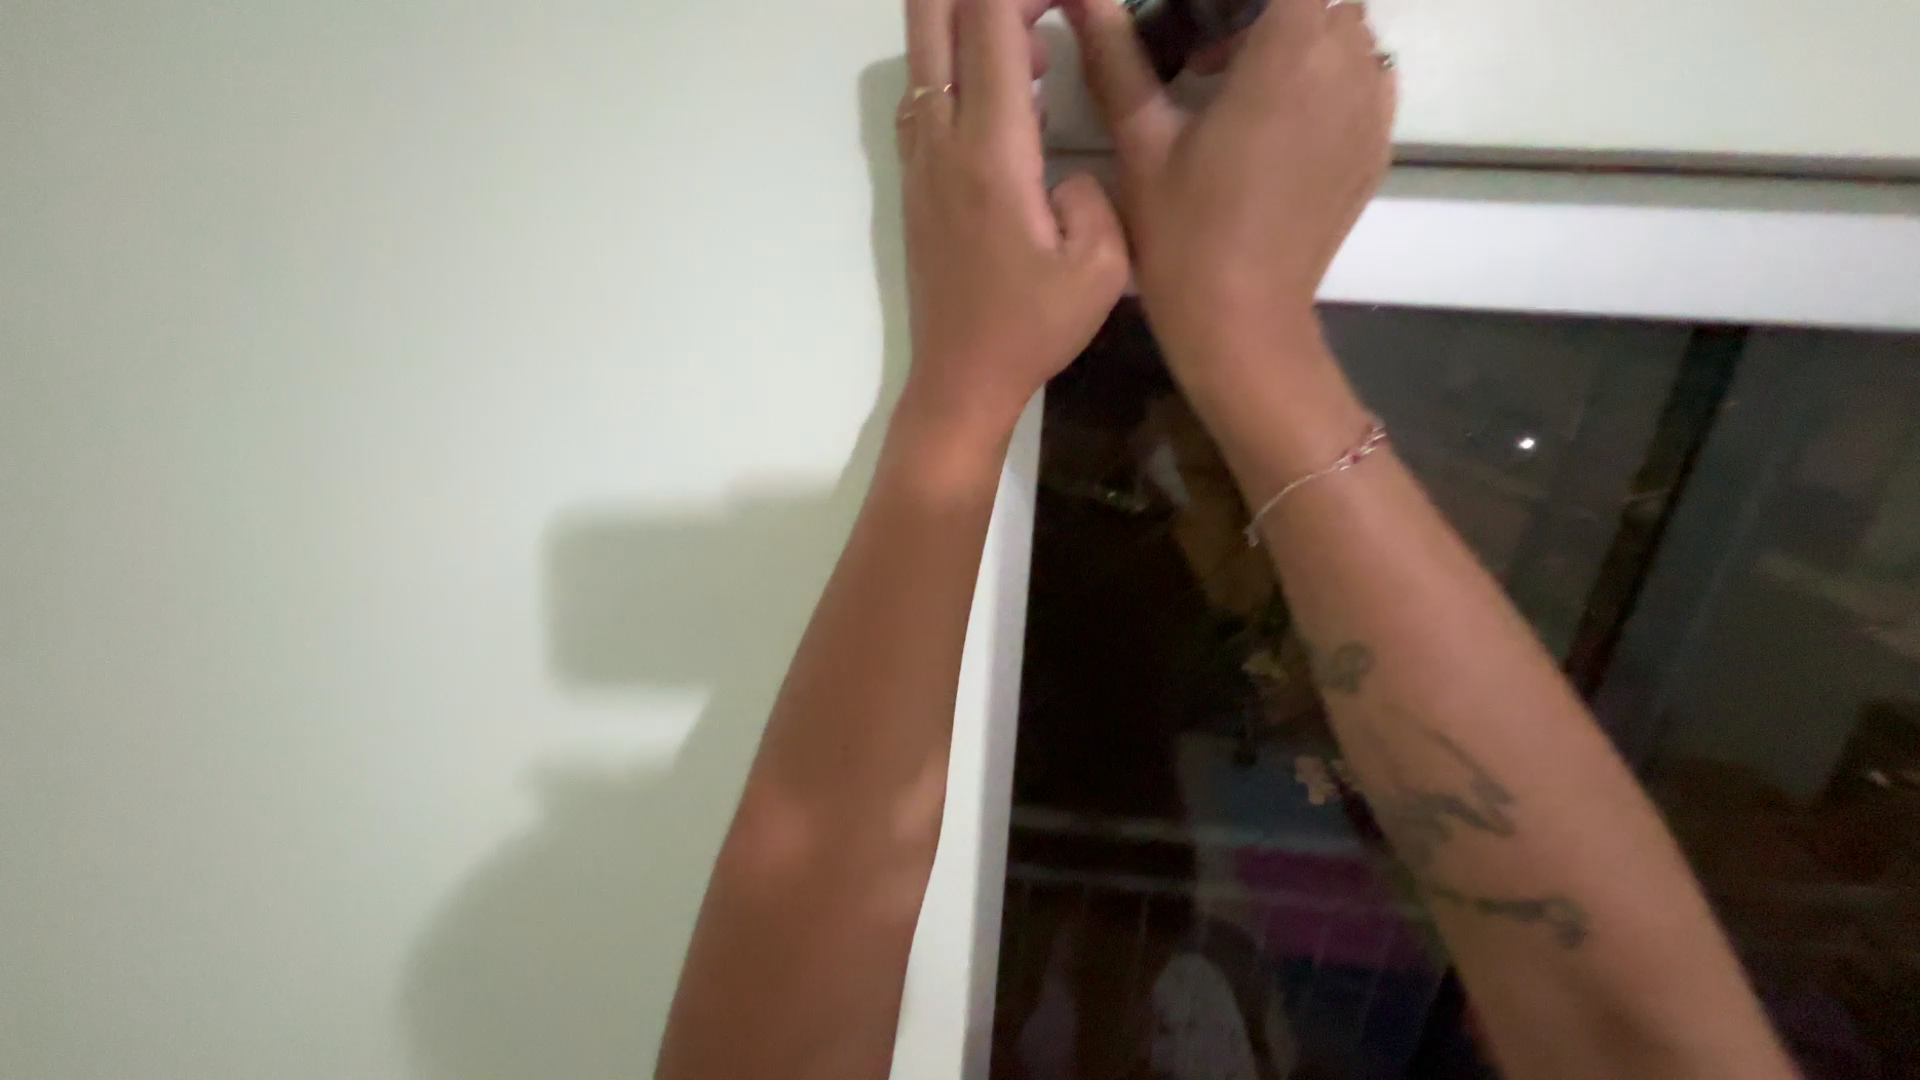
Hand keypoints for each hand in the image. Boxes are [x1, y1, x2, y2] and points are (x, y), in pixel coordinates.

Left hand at [895, 0, 1129, 453]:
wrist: (960, 380)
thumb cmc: (1030, 331)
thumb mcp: (1101, 268)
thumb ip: (1096, 193)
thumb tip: (1069, 170)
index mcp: (990, 151)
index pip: (990, 16)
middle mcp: (940, 141)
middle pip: (932, 12)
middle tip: (1047, 16)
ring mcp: (918, 162)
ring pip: (923, 53)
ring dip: (974, 31)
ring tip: (1038, 66)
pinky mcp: (913, 186)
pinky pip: (923, 99)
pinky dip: (959, 75)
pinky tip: (1008, 110)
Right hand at [1064, 0, 1394, 380]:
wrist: (1242, 322)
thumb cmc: (1183, 237)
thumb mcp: (1141, 149)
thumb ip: (1118, 62)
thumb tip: (1085, 1)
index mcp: (1289, 50)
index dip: (1236, 1)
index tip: (1199, 32)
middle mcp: (1348, 64)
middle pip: (1320, 0)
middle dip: (1267, 16)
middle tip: (1209, 65)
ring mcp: (1371, 110)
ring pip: (1349, 36)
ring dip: (1301, 45)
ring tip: (1246, 100)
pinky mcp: (1375, 150)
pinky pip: (1367, 83)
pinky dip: (1328, 85)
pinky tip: (1281, 133)